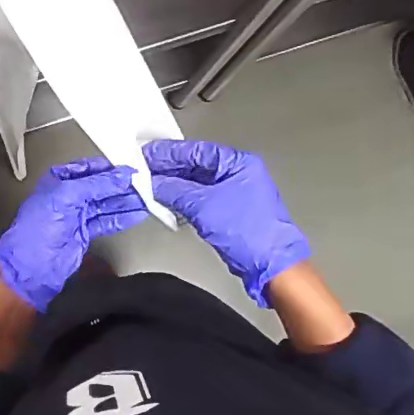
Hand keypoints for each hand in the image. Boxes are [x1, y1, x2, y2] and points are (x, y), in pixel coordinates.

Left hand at [0, 157, 146, 311]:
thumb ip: (96, 184)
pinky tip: (136, 214)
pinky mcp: (84, 233)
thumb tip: (119, 176)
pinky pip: (106, 221)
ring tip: (145, 198)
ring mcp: (76, 216)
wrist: (32, 267)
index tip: (130, 168)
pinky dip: (122, 218)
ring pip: (106, 204)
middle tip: (143, 184)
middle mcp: (67, 197)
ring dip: (126, 202)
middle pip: (100, 187)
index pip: (88, 169)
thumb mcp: (66, 196)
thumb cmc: (35, 231)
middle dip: (121, 186)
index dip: (109, 168)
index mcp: (57, 182)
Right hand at [144, 139, 309, 306]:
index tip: (149, 153)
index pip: (197, 151)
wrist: (269, 264)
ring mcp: (233, 195)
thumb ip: (175, 191)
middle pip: (196, 166)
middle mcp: (237, 175)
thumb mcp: (204, 206)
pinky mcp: (227, 213)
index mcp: (239, 164)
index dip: (170, 152)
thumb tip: (154, 182)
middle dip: (169, 169)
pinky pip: (199, 201)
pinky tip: (166, 201)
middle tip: (144, 168)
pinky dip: (182, 200)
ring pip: (196, 185)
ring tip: (150, 185)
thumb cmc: (249, 232)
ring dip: (174, 186)